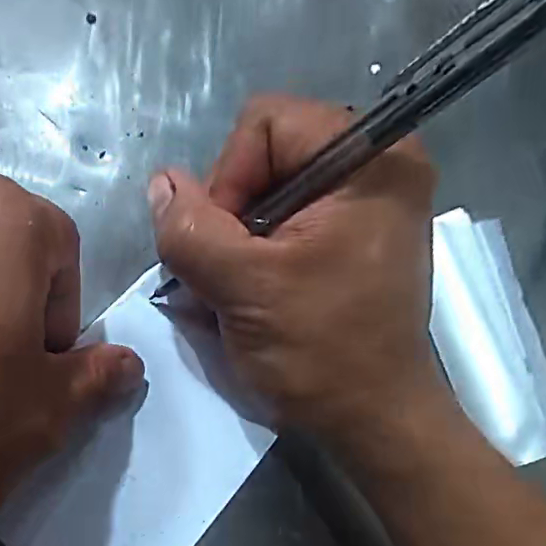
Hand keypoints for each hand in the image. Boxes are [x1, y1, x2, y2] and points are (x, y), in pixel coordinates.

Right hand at [150, 95, 446, 449]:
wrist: (376, 421)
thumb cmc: (322, 353)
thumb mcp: (242, 287)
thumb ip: (189, 228)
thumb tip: (163, 184)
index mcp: (373, 158)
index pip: (265, 124)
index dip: (227, 180)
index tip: (226, 248)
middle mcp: (382, 168)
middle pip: (269, 157)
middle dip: (232, 217)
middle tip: (223, 277)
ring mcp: (372, 208)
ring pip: (274, 197)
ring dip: (240, 244)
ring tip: (233, 295)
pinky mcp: (360, 242)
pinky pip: (292, 226)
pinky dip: (262, 257)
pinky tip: (252, 298)